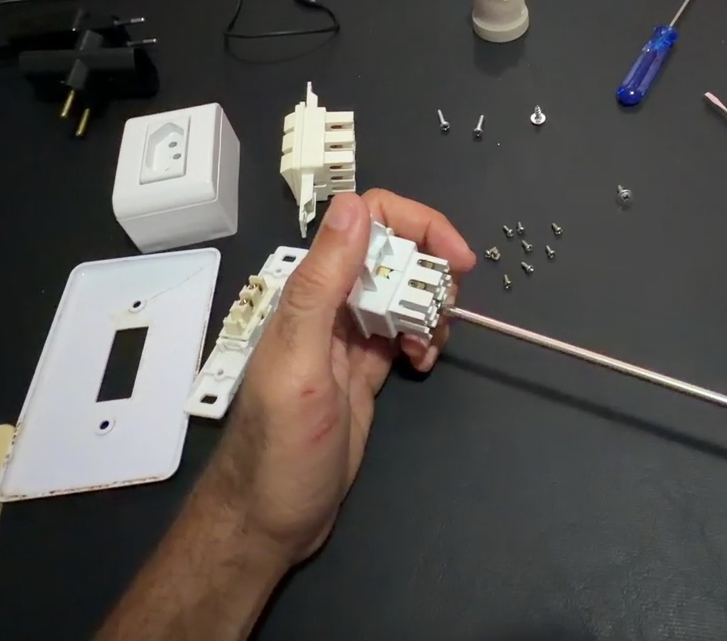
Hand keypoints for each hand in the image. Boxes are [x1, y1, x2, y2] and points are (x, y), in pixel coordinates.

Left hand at [202, 189, 472, 566]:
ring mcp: (351, 332)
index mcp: (312, 289)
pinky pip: (407, 329)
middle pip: (397, 251)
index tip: (456, 257)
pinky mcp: (366, 363)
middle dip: (432, 270)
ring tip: (431, 343)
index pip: (370, 219)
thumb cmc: (280, 446)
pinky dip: (425, 338)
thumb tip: (355, 205)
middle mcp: (332, 300)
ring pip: (406, 289)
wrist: (270, 521)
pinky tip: (423, 363)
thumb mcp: (299, 362)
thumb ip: (322, 283)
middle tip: (445, 308)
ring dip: (432, 306)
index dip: (419, 224)